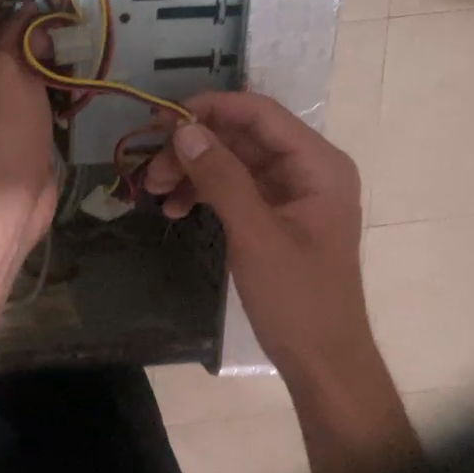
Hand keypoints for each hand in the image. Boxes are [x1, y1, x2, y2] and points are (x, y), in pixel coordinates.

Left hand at [0, 0, 57, 241]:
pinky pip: (44, 78)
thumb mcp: (7, 69)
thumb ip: (20, 34)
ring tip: (75, 10)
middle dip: (24, 0)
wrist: (10, 192)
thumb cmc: (2, 127)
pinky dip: (60, 65)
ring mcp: (6, 88)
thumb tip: (37, 14)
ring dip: (47, 32)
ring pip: (26, 49)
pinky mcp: (29, 110)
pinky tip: (81, 55)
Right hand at [141, 92, 371, 379]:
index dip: (210, 107)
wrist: (323, 364)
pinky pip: (231, 187)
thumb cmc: (299, 300)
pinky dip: (202, 192)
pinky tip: (174, 209)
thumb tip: (183, 129)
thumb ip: (222, 178)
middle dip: (193, 146)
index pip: (259, 113)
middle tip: (151, 168)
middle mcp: (306, 169)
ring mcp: (289, 192)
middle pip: (240, 135)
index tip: (162, 120)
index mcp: (318, 165)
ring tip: (154, 190)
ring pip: (230, 160)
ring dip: (191, 170)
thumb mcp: (256, 235)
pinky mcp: (273, 214)